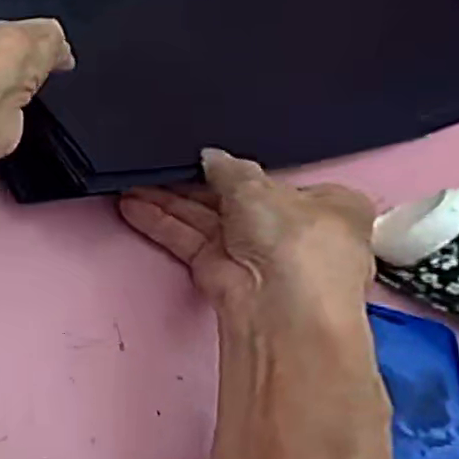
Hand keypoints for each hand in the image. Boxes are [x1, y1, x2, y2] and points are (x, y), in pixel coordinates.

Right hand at [119, 150, 375, 319]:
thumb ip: (231, 170)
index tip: (201, 159)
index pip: (271, 180)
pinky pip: (183, 236)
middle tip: (157, 169)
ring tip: (133, 186)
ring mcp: (248, 249)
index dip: (235, 170)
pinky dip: (158, 222)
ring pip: (200, 218)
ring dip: (165, 202)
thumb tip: (213, 156)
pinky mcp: (215, 266)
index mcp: (325, 204)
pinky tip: (135, 207)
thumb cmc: (297, 247)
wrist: (276, 302)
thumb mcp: (262, 190)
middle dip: (190, 185)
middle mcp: (286, 228)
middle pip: (228, 199)